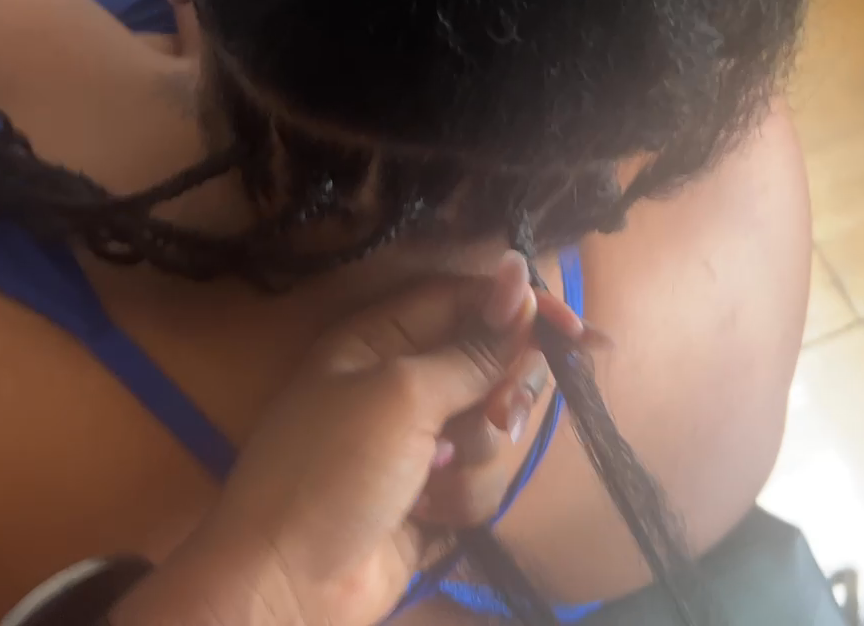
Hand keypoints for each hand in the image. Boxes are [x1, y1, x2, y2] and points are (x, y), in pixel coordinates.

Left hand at [116, 255, 596, 625]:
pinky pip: (481, 477)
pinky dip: (462, 497)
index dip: (518, 307)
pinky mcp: (433, 489)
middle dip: (499, 396)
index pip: (464, 298)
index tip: (573, 331)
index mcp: (380, 336)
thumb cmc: (334, 468)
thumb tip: (518, 279)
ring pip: (492, 425)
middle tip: (488, 423)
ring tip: (436, 477)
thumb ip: (470, 349)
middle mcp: (401, 377)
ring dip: (475, 458)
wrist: (289, 584)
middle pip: (488, 362)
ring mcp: (418, 437)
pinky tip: (428, 515)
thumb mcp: (401, 396)